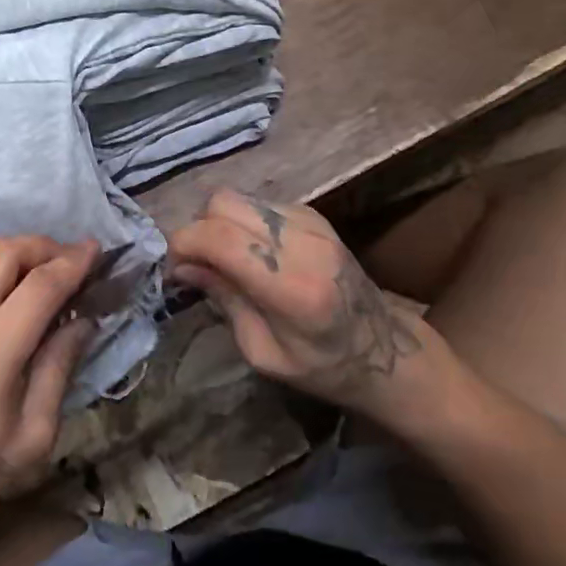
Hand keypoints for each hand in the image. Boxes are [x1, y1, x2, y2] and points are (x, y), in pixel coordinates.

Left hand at [0, 236, 97, 565]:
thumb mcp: (35, 430)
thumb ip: (59, 365)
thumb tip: (82, 318)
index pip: (41, 283)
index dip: (73, 261)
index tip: (97, 249)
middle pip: (4, 251)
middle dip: (43, 246)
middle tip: (71, 262)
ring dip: (17, 260)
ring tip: (44, 284)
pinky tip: (7, 309)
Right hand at [169, 191, 427, 416]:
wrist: (390, 352)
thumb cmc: (324, 367)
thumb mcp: (263, 353)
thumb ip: (224, 301)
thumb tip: (183, 267)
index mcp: (291, 287)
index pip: (217, 237)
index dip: (182, 245)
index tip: (176, 270)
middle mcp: (302, 242)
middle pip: (221, 203)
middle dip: (199, 229)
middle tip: (200, 263)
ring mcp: (311, 222)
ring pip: (236, 198)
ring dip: (218, 224)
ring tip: (225, 258)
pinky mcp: (313, 215)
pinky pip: (256, 203)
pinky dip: (241, 222)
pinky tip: (251, 252)